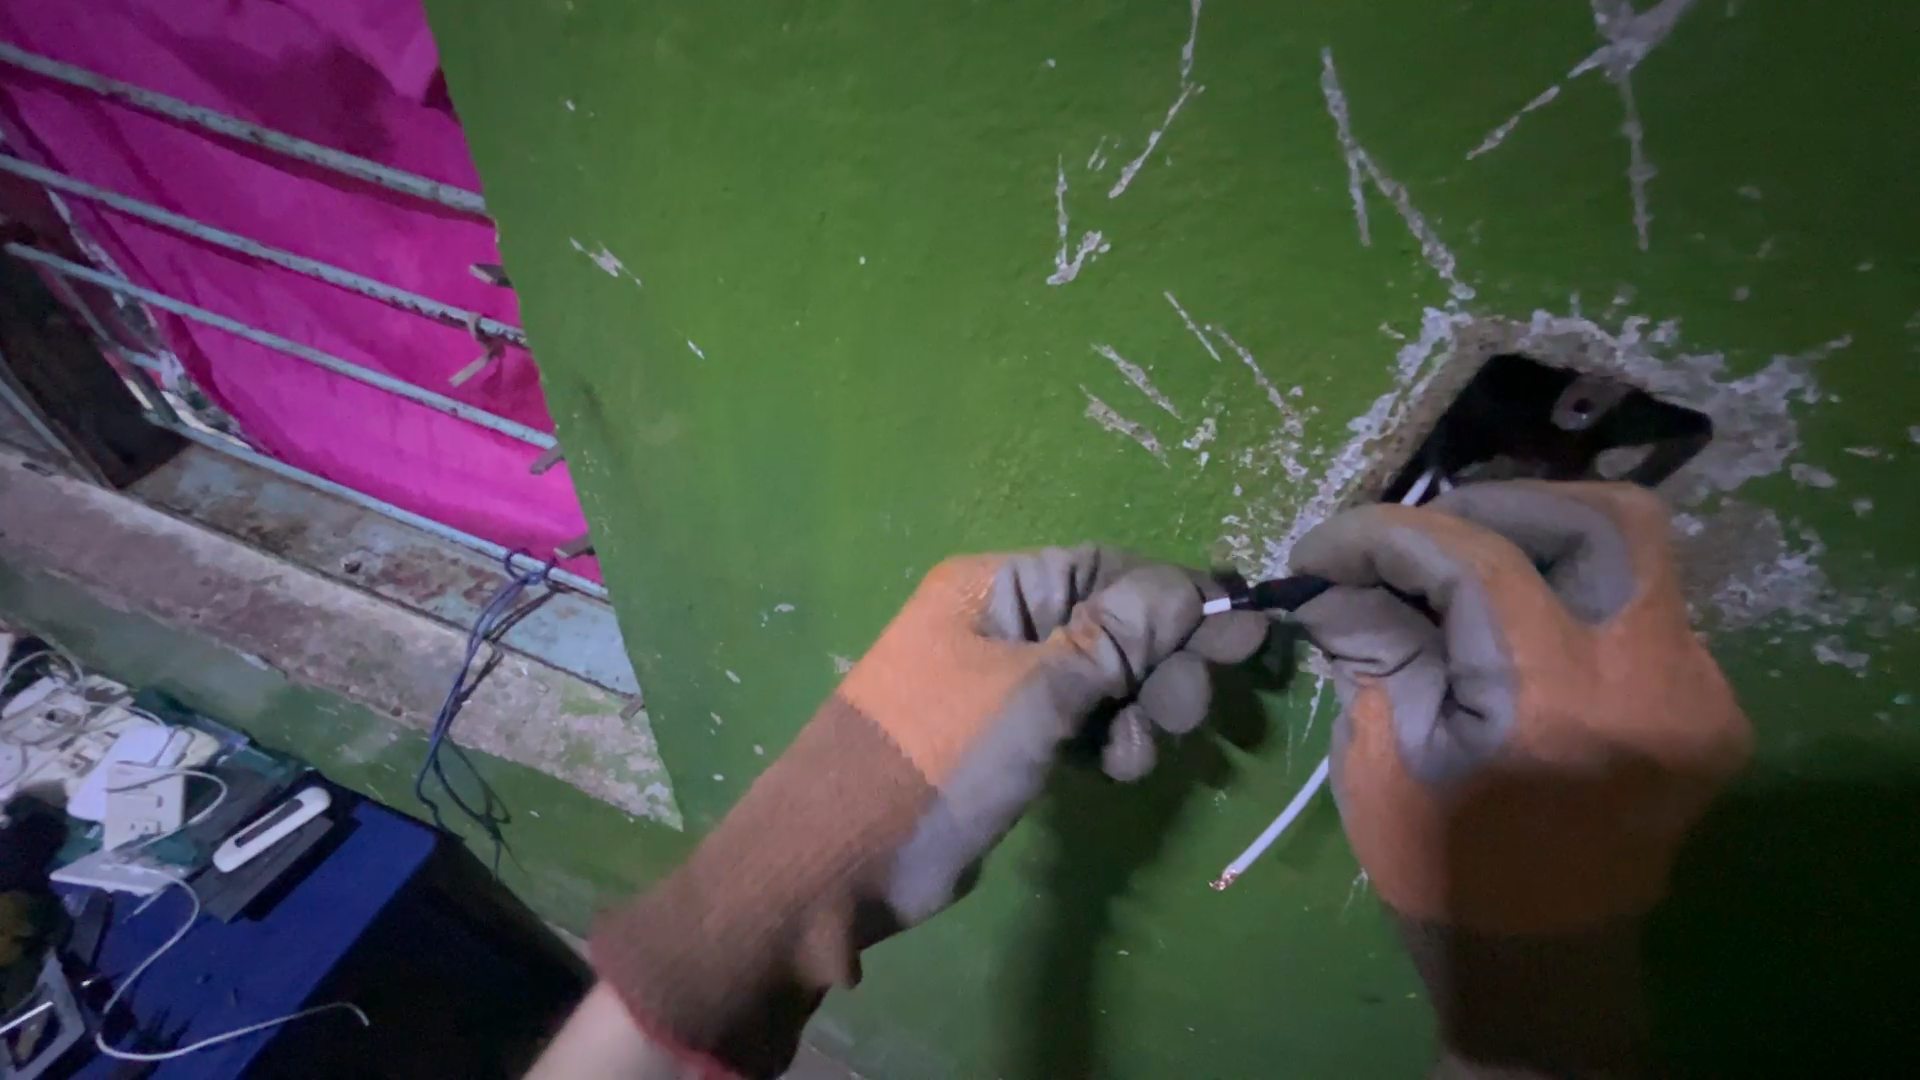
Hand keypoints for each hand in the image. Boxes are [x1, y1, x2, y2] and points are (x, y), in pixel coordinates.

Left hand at [585, 547, 1265, 1076]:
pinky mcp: (1008, 733)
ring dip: (1135, 707)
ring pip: (1102, 675)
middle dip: (1158, 661)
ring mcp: (1003, 680)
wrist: (839, 858)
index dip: (1173, 595)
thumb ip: (1117, 636)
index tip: (1239, 629)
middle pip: (1109, 621)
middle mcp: (1000, 621)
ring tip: (1128, 751)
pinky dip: (1105, 737)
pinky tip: (1110, 767)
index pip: (1104, 567)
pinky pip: (1079, 718)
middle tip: (1184, 710)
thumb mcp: (1033, 692)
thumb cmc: (935, 757)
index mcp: (995, 586)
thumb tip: (1194, 583)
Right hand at [1287, 481, 1751, 1074]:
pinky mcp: (1698, 696)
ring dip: (1522, 528)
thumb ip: (1364, 643)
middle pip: (1601, 519)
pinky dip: (1550, 571)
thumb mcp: (1375, 750)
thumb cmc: (1436, 861)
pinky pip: (1630, 591)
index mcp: (1553, 709)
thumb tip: (1328, 579)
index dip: (1383, 534)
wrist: (1537, 950)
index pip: (1475, 562)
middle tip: (1404, 537)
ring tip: (1442, 558)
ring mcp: (1696, 689)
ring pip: (1632, 543)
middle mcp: (1654, 685)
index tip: (1321, 548)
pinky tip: (1487, 603)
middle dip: (1481, 504)